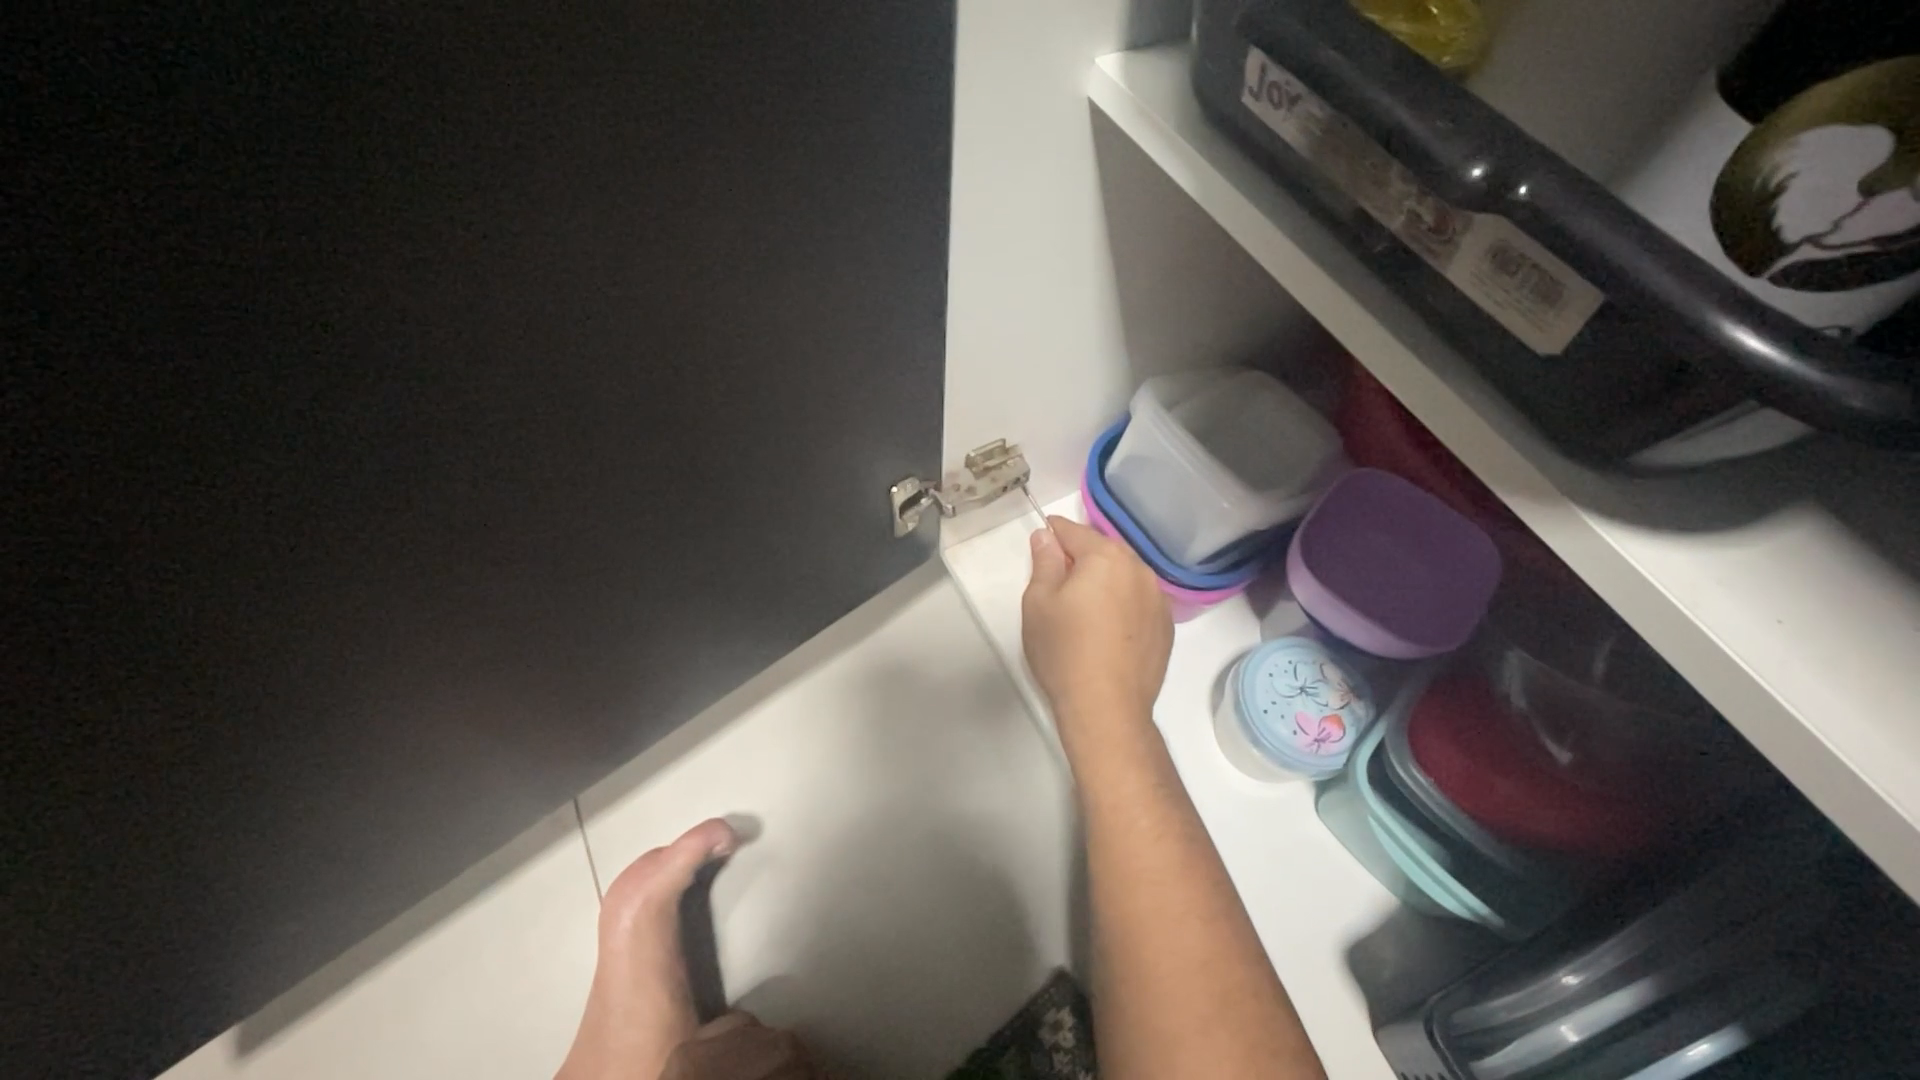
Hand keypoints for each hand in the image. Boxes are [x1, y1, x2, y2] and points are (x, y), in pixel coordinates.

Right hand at [1021, 516, 1172, 731]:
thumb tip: (1047, 537)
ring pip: (1125, 575)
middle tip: (1058, 581)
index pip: (1074, 531)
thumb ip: (1044, 563)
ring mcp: (1158, 599)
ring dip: (1105, 580)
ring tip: (1084, 607)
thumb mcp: (1039, 603)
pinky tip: (1107, 629)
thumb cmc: (1064, 651)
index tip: (1041, 542)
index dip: (1053, 533)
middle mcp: (1139, 570)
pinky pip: (1139, 601)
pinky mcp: (1166, 627)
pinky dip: (1123, 603)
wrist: (1107, 708)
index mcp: (1106, 558)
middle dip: (1082, 557)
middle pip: (1104, 550)